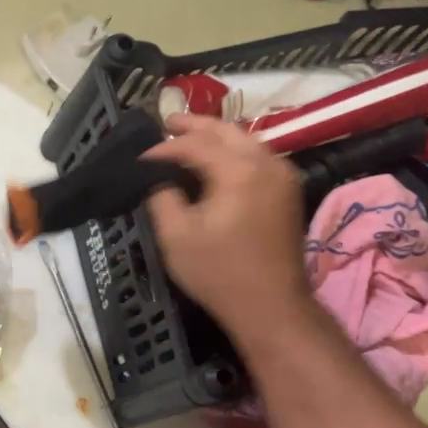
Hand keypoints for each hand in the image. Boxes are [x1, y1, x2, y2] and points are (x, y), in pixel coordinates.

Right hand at [142, 114, 310, 332]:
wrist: (270, 303)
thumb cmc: (218, 272)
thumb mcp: (176, 236)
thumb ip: (162, 198)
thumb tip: (158, 180)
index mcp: (238, 170)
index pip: (195, 145)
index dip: (164, 148)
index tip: (140, 158)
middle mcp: (266, 163)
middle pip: (227, 131)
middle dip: (195, 126)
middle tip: (166, 124)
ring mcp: (282, 176)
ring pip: (246, 141)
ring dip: (216, 137)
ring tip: (188, 139)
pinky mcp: (287, 192)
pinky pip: (257, 157)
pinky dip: (233, 152)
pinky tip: (216, 161)